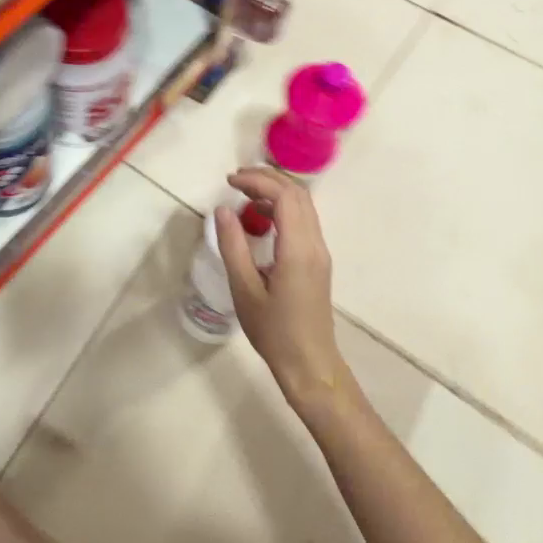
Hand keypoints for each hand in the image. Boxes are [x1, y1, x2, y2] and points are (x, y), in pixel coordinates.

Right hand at [214, 167, 356, 416]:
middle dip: (268, 178)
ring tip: (244, 194)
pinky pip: (304, 220)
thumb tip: (223, 210)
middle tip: (236, 179)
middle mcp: (315, 244)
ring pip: (304, 205)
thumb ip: (233, 246)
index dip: (257, 181)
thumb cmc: (274, 331)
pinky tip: (260, 218)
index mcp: (297, 249)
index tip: (229, 181)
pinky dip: (282, 207)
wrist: (310, 364)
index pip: (284, 197)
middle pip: (298, 194)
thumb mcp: (244, 289)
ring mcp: (320, 253)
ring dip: (276, 191)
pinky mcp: (317, 261)